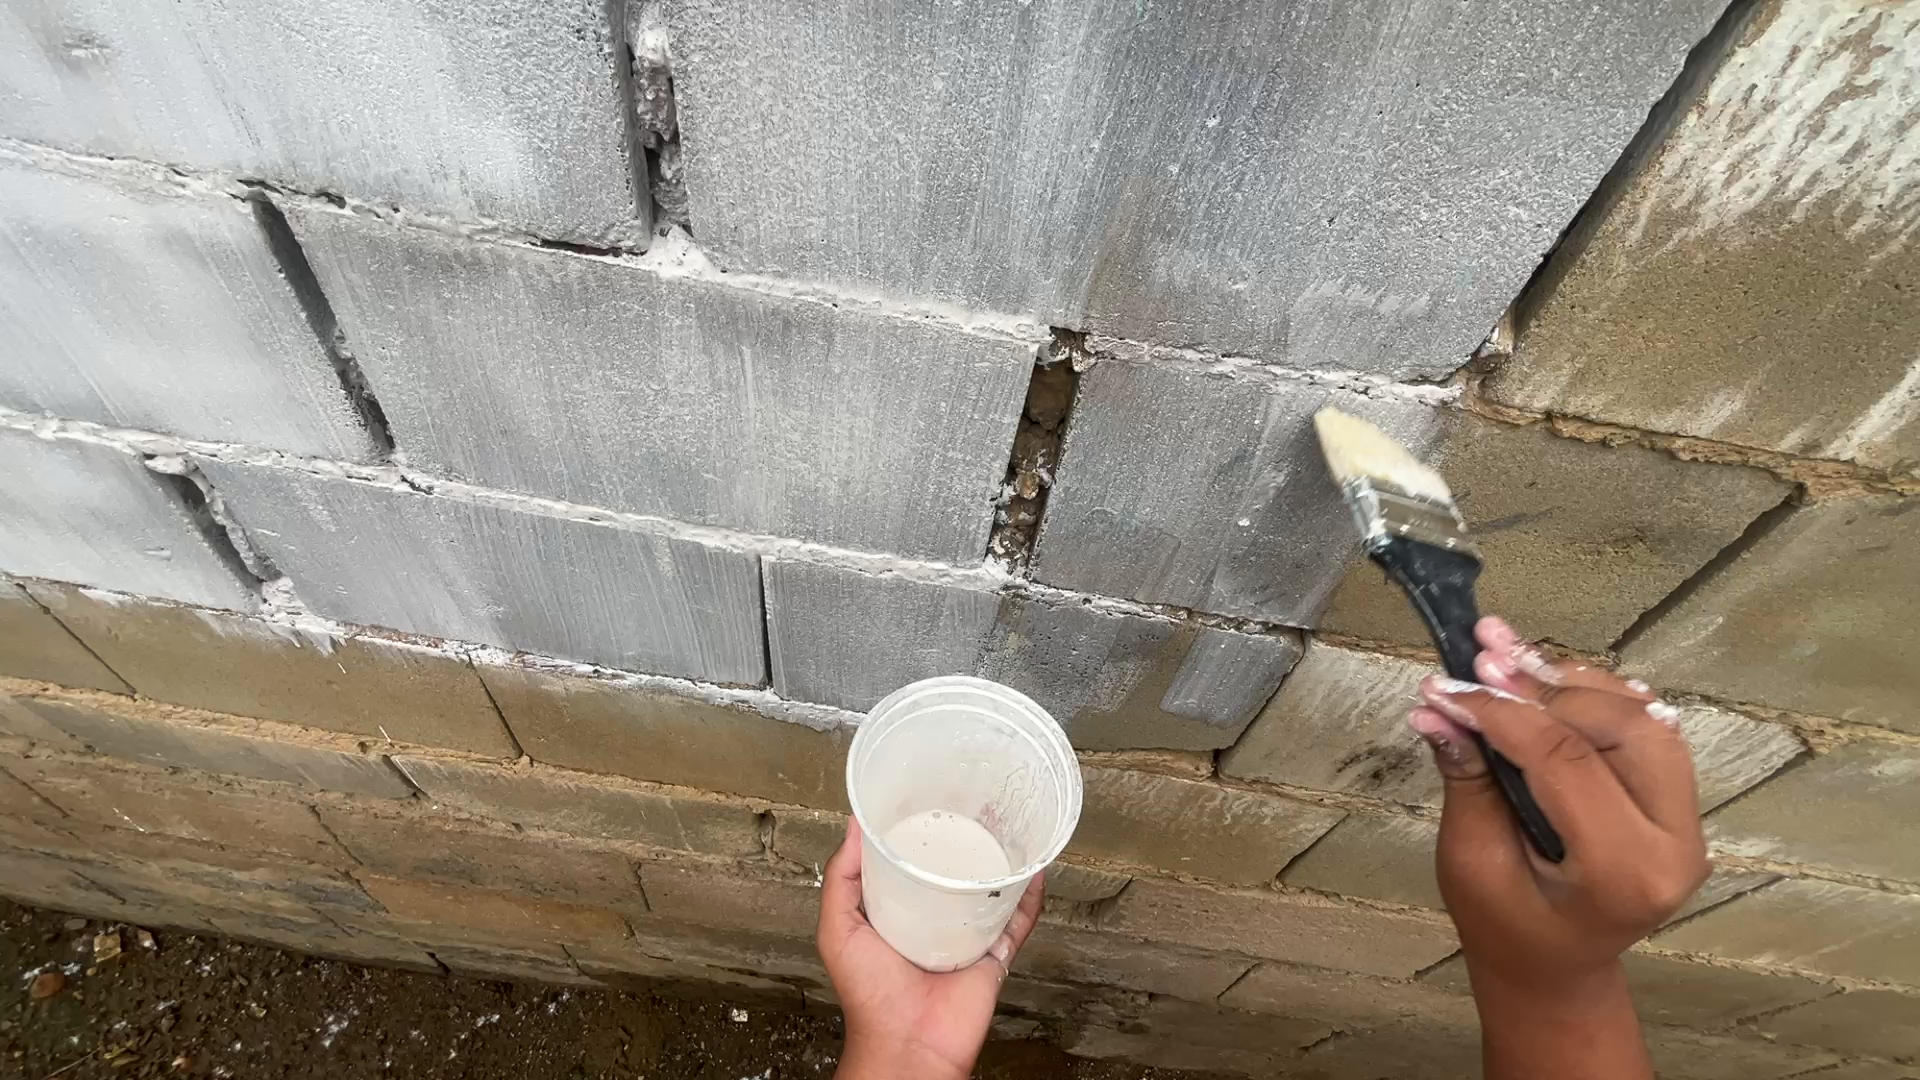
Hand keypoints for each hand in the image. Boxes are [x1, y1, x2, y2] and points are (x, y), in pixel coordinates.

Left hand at [816, 818, 1044, 1079]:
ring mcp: (968, 933)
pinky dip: (1030, 896)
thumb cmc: (869, 996)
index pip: (911, 861)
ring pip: (990, 888)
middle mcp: (936, 917)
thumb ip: (841, 879)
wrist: (909, 1047)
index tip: (925, 798)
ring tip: (1008, 825)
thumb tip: (853, 825)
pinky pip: (1018, 919)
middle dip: (965, 839)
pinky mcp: (996, 952)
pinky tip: (1036, 869)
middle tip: (973, 804)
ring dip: (1001, 860)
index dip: (919, 831)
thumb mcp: (839, 929)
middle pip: (955, 869)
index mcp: (900, 909)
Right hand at [1409, 616, 1708, 993]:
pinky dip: (1588, 690)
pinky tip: (1538, 671)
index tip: (1438, 686)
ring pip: (1642, 717)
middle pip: (1625, 728)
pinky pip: (1642, 724)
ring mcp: (1682, 817)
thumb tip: (1433, 709)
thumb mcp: (1469, 857)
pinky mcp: (1669, 797)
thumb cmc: (1503, 920)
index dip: (1498, 711)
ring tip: (1500, 649)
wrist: (1552, 960)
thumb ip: (1465, 779)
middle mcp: (1673, 840)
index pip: (1563, 760)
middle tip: (1477, 656)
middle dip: (1544, 686)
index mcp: (1622, 870)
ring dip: (1567, 679)